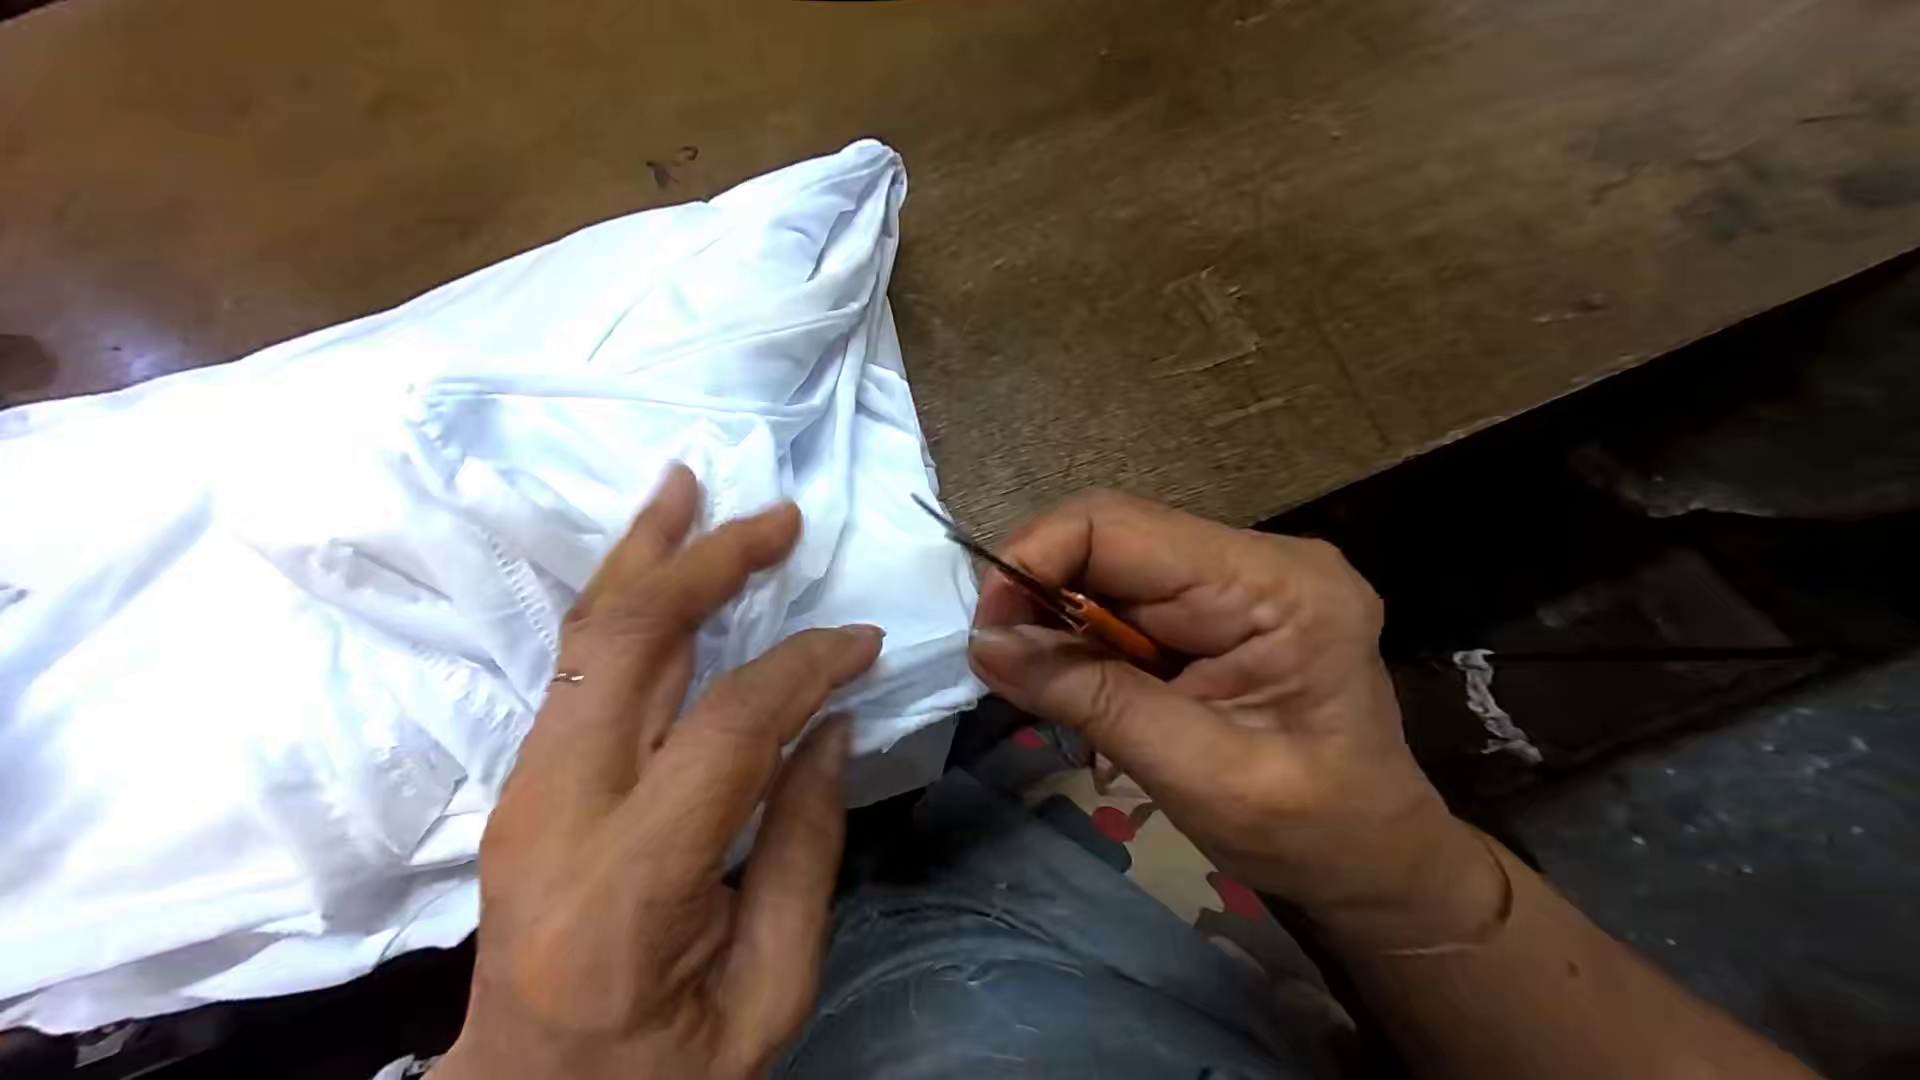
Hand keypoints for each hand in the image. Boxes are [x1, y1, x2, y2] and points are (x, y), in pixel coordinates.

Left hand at [434, 465, 881, 1079]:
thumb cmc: (665, 1068)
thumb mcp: (770, 988)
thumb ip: (807, 845)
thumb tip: (830, 724)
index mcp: (632, 882)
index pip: (731, 724)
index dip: (808, 664)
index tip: (863, 640)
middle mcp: (557, 812)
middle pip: (630, 644)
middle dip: (710, 562)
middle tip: (778, 519)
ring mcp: (526, 784)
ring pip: (588, 635)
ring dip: (647, 550)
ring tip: (688, 486)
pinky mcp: (526, 774)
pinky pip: (581, 658)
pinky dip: (623, 591)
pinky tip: (653, 551)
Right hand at [968, 491, 1504, 950]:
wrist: (1375, 858)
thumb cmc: (1313, 831)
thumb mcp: (1198, 774)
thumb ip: (1092, 699)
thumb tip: (986, 645)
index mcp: (1275, 584)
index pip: (1118, 525)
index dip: (1034, 558)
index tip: (988, 628)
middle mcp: (1255, 559)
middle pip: (1107, 539)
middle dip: (1038, 594)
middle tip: (1000, 659)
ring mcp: (1236, 577)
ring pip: (1106, 567)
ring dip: (1057, 619)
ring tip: (1040, 681)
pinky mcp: (1216, 603)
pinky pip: (1123, 597)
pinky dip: (1083, 636)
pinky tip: (1080, 680)